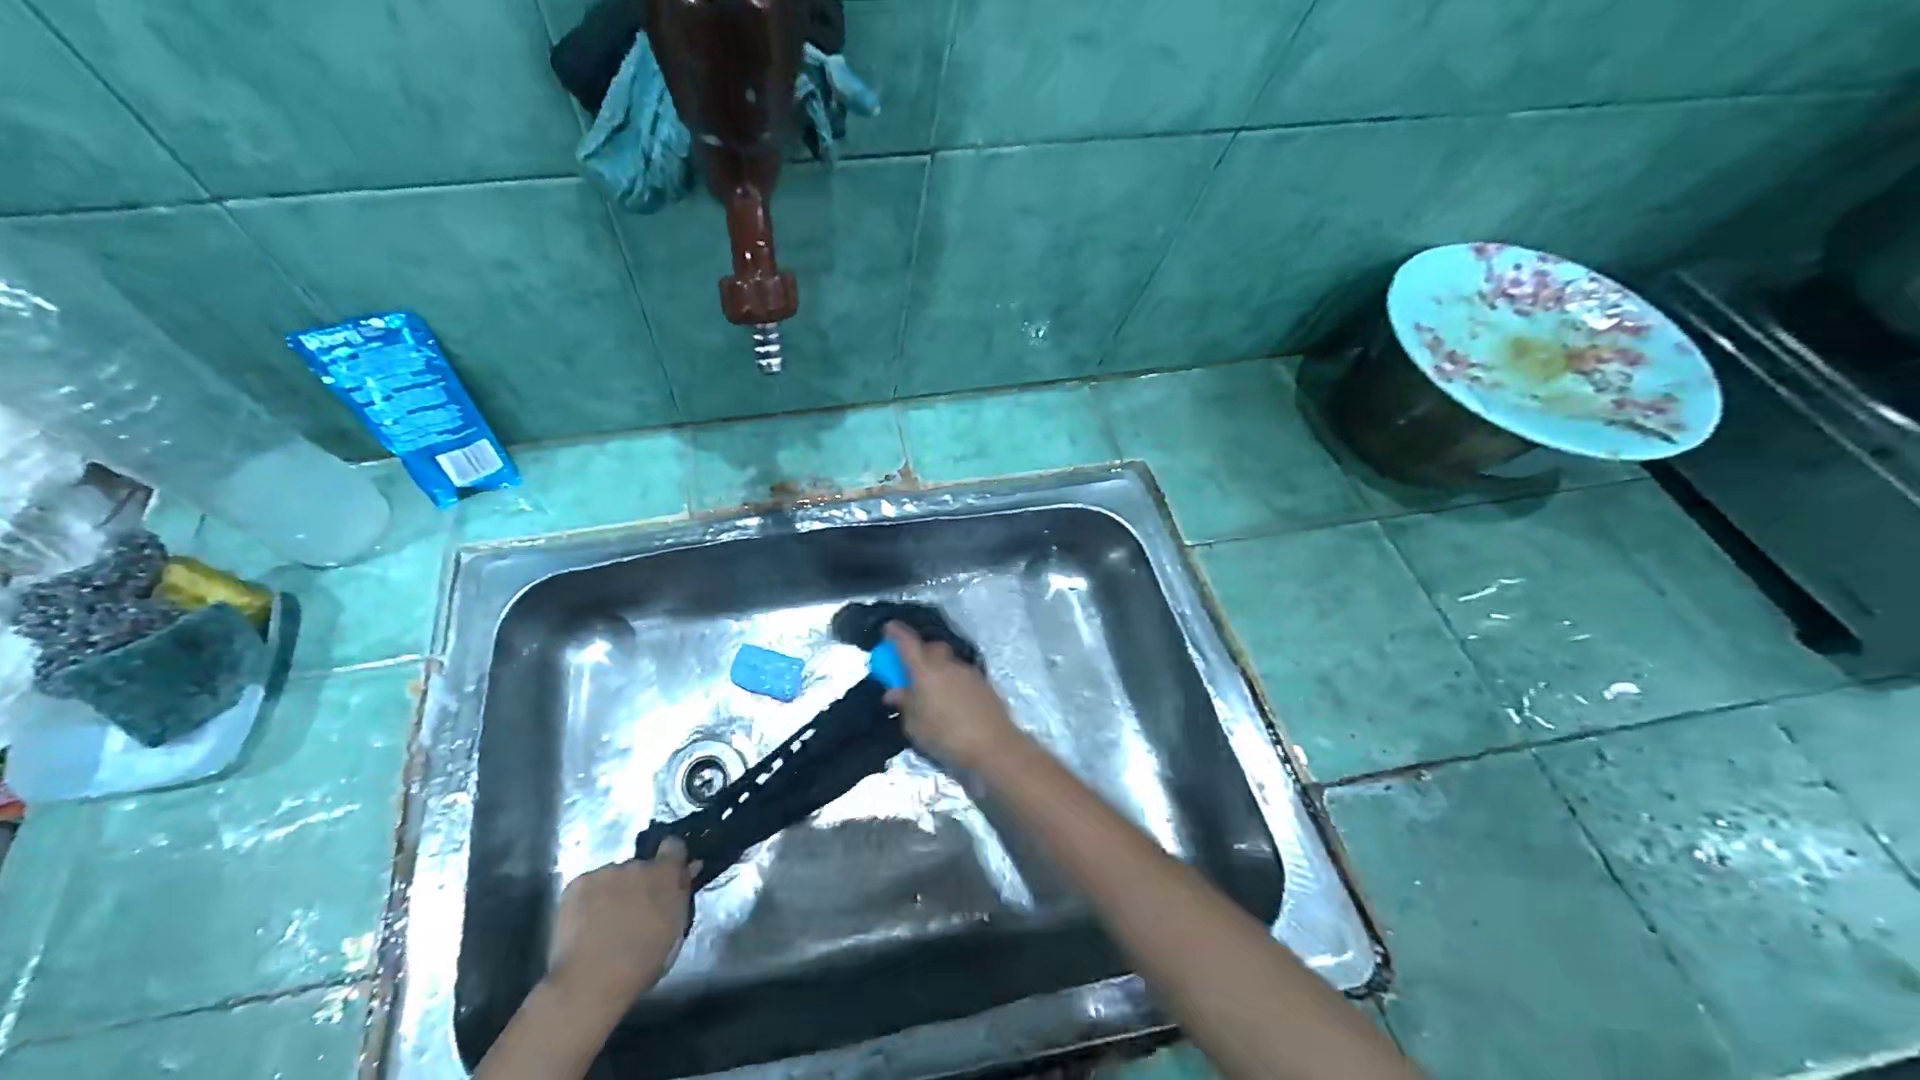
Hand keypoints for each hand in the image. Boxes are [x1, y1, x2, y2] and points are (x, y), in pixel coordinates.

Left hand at [545, 839, 699, 1006]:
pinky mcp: (577, 884)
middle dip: (639, 884)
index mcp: (665, 874)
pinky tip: (585, 924)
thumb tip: (689, 869)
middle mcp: (637, 865)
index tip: (668, 876)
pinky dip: (590, 900)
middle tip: (632, 913)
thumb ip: (681, 894)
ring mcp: (605, 872)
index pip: (673, 846)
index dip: (671, 859)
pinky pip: (589, 885)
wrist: (590, 981)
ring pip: (613, 877)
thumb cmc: (643, 962)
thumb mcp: (675, 929)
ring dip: (614, 891)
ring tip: (604, 923)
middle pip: (641, 866)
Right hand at [883, 621, 1023, 770]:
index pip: (907, 643)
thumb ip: (904, 705)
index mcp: (925, 671)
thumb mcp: (915, 726)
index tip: (889, 628)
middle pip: (932, 647)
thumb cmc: (947, 738)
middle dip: (920, 652)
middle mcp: (947, 665)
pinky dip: (954, 681)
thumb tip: (894, 692)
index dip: (896, 634)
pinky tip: (953, 701)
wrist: (994, 746)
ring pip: (949, 661)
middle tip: (912, 668)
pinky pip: (962, 675)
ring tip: (933, 691)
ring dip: (939, 668)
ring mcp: (969, 672)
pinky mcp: (985, 684)